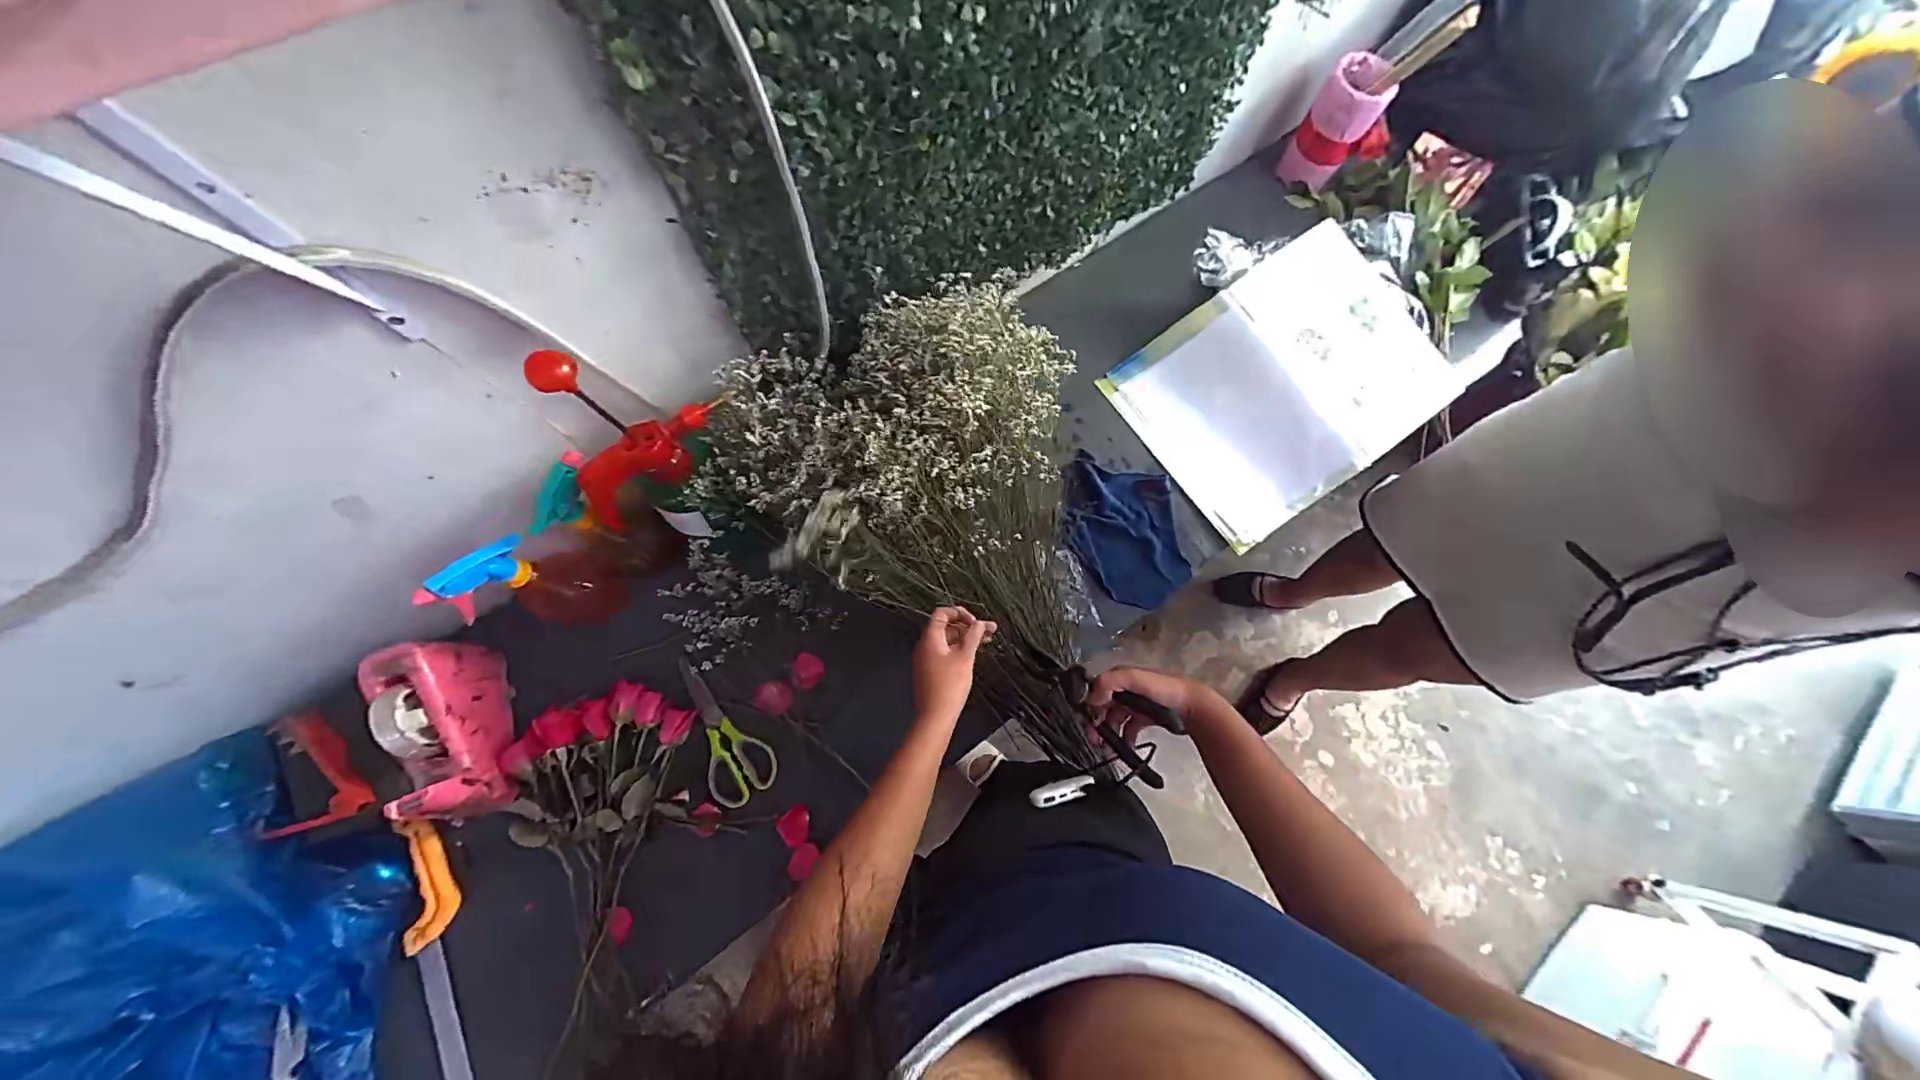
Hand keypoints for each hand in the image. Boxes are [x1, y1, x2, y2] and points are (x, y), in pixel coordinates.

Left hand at [913, 607, 996, 722]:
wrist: (935, 715)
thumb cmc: (949, 685)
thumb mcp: (965, 656)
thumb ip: (973, 636)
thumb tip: (980, 623)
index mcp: (930, 638)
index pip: (942, 613)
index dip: (960, 613)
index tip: (976, 622)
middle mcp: (925, 646)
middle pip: (946, 626)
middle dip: (967, 626)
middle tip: (988, 630)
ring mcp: (926, 659)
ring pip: (947, 640)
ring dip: (965, 638)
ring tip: (986, 640)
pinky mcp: (930, 670)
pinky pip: (945, 652)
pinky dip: (959, 649)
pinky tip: (973, 653)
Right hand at [1086, 665, 1222, 744]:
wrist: (1194, 707)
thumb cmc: (1164, 690)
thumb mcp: (1135, 678)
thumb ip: (1110, 682)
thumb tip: (1091, 698)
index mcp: (1123, 677)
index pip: (1098, 690)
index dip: (1091, 705)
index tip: (1088, 722)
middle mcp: (1128, 689)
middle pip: (1105, 707)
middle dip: (1097, 723)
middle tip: (1095, 741)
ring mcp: (1138, 704)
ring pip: (1116, 720)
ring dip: (1109, 734)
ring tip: (1108, 750)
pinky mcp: (1147, 718)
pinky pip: (1130, 729)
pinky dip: (1125, 738)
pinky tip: (1125, 748)